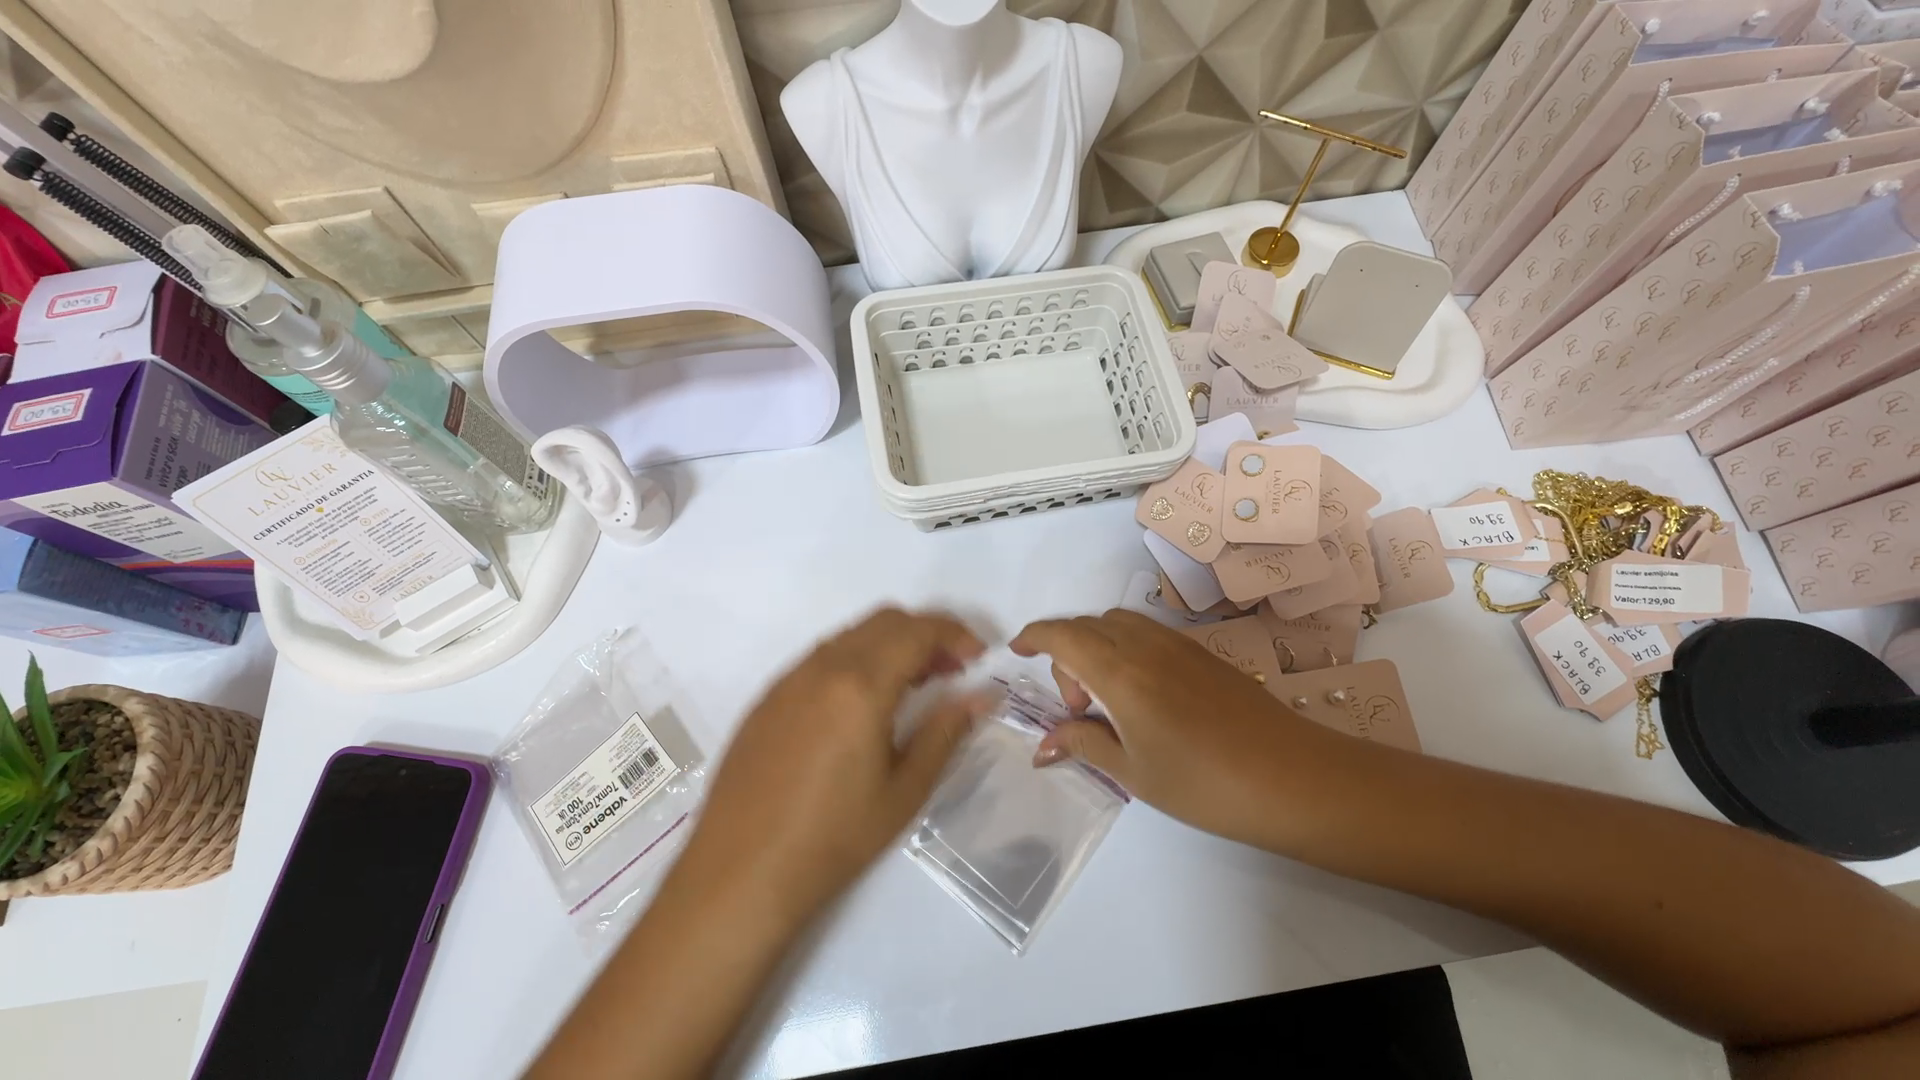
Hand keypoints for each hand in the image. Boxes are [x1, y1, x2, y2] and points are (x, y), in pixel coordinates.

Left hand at [681, 608, 993, 922]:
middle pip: (884, 621)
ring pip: (850, 636)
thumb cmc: (834, 837)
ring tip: (911, 690)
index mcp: (860, 685)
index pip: (918, 631)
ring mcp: (787, 680)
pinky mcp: (766, 700)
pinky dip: (854, 662)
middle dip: (925, 634)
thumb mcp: (904, 790)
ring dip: (889, 646)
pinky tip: (861, 710)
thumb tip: (981, 695)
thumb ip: (945, 731)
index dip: (956, 634)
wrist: (741, 872)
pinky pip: (820, 659)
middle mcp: (821, 667)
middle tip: (951, 673)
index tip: (979, 659)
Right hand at [1011, 609, 1337, 849]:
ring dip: (1097, 648)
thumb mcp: (1132, 771)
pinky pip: (1147, 633)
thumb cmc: (1202, 783)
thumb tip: (1044, 746)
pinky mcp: (1203, 653)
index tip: (1016, 651)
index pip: (1062, 635)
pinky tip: (1141, 696)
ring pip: (1119, 624)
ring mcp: (1179, 644)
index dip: (1034, 636)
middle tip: (1077, 708)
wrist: (1291, 778)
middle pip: (1089, 625)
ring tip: (1108, 703)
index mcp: (1120, 671)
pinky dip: (1126, 649)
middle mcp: (1146, 644)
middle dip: (1066, 654)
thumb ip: (1084, 745)